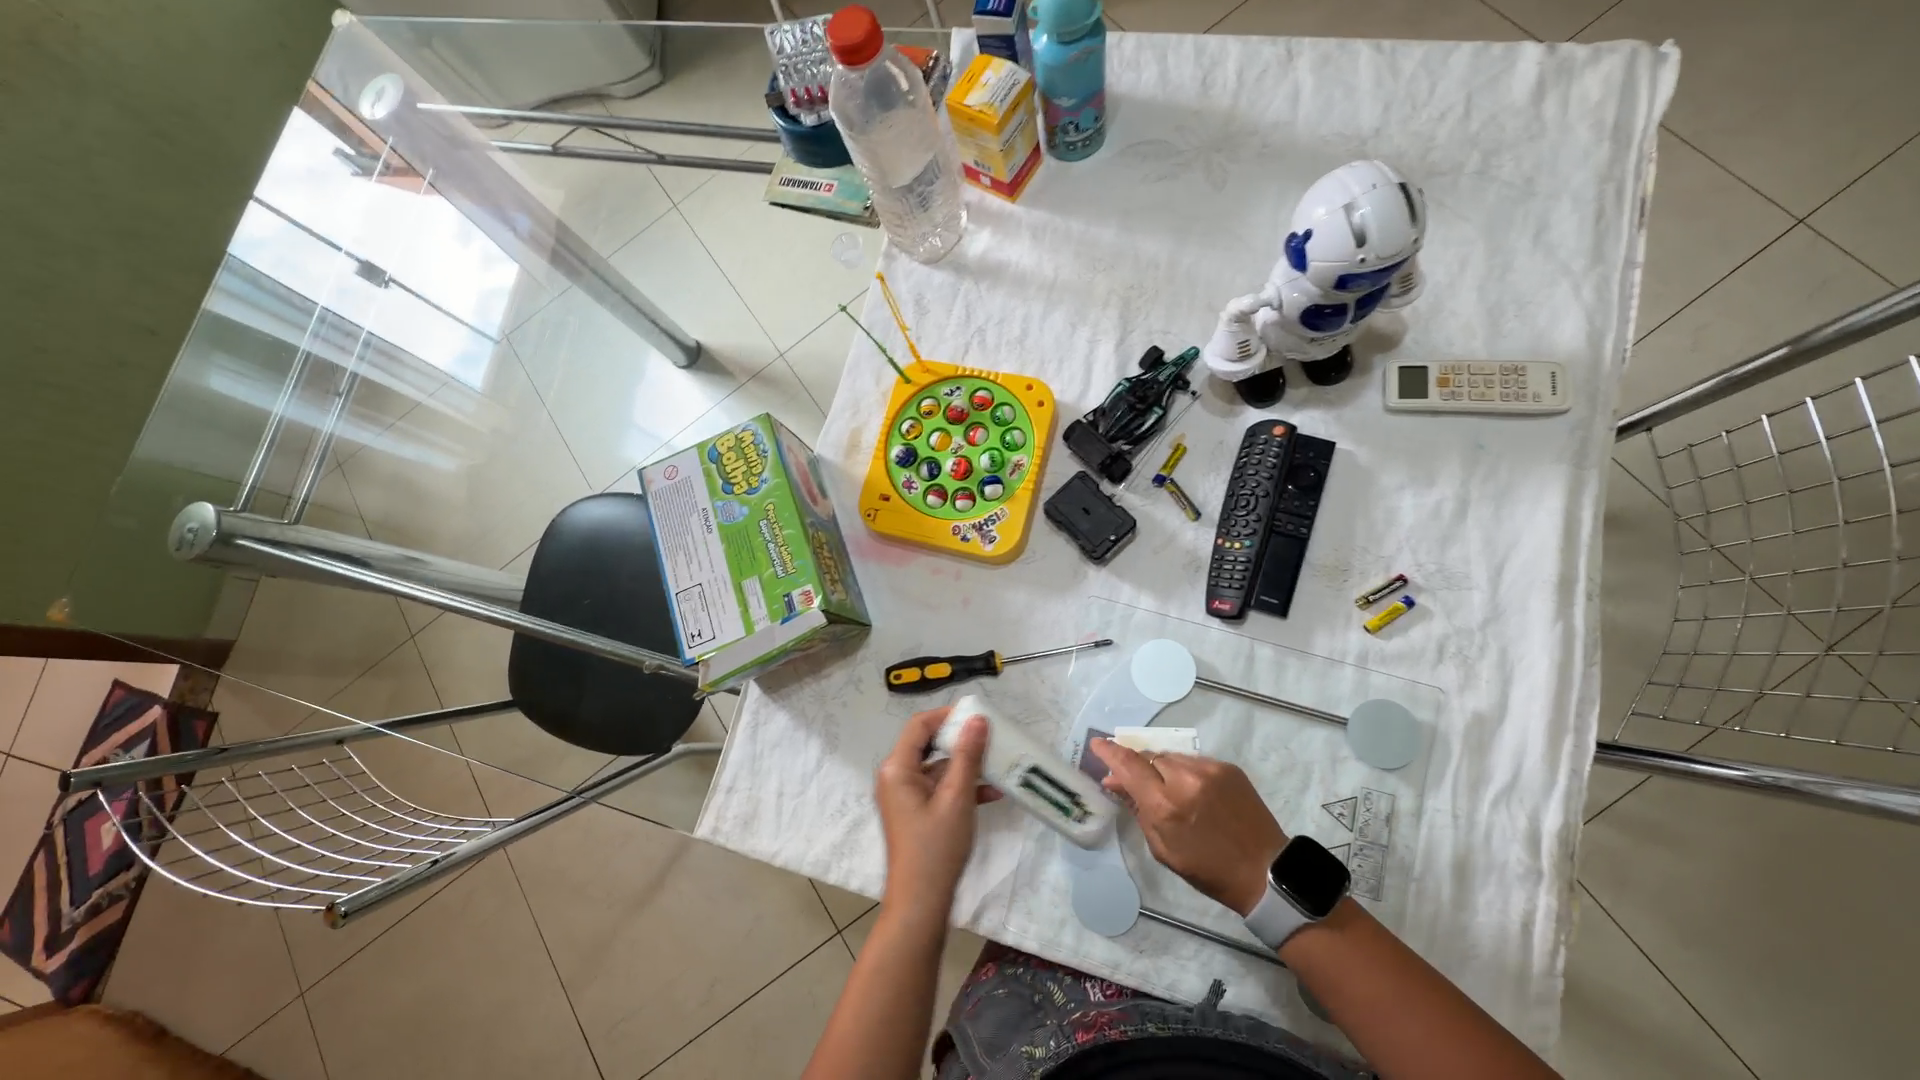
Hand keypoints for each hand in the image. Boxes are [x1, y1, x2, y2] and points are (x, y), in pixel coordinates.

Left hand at [874, 706, 998, 911]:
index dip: (948, 716)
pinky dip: (962, 788)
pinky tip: (993, 794)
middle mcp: (896, 777)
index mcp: (897, 768)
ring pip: (937, 768)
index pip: (919, 725)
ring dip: (966, 766)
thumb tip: (977, 719)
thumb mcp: (957, 798)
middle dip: (961, 741)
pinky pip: (939, 789)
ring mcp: (905, 797)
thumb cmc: (936, 847)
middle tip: (992, 738)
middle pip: (928, 744)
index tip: (979, 716)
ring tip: (999, 764)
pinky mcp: (916, 813)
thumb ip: (967, 756)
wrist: (921, 902)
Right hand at [1090, 739, 1286, 916]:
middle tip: (1133, 781)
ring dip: (1162, 768)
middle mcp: (1186, 779)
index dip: (1110, 752)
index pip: (1129, 765)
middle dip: (1139, 766)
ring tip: (1167, 789)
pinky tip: (1192, 791)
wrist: (1265, 871)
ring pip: (1172, 757)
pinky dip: (1185, 771)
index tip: (1098, 744)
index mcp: (1166, 806)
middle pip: (1150, 757)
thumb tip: (1115, 782)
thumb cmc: (1207, 870)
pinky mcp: (1229, 768)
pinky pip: (1194, 761)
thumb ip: (1138, 810)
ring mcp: (1210, 770)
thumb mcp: (1163, 848)